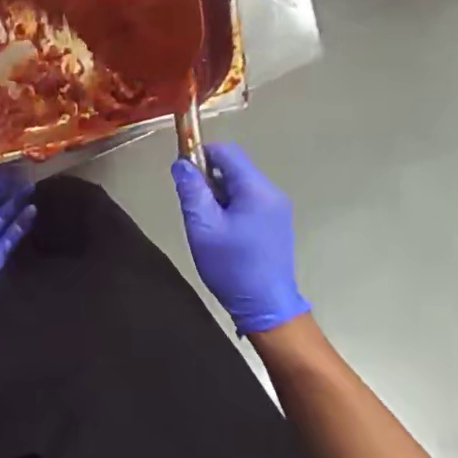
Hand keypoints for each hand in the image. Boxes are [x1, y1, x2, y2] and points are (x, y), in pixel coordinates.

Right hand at [172, 142, 309, 334]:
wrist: (265, 305)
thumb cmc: (231, 266)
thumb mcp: (203, 227)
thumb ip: (191, 191)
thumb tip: (181, 162)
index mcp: (256, 189)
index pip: (227, 152)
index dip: (200, 154)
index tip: (180, 172)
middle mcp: (271, 193)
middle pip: (234, 170)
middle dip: (207, 180)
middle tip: (190, 206)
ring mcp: (277, 210)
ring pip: (240, 189)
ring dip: (217, 197)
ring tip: (204, 224)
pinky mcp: (275, 226)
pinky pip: (248, 205)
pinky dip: (229, 210)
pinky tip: (220, 234)